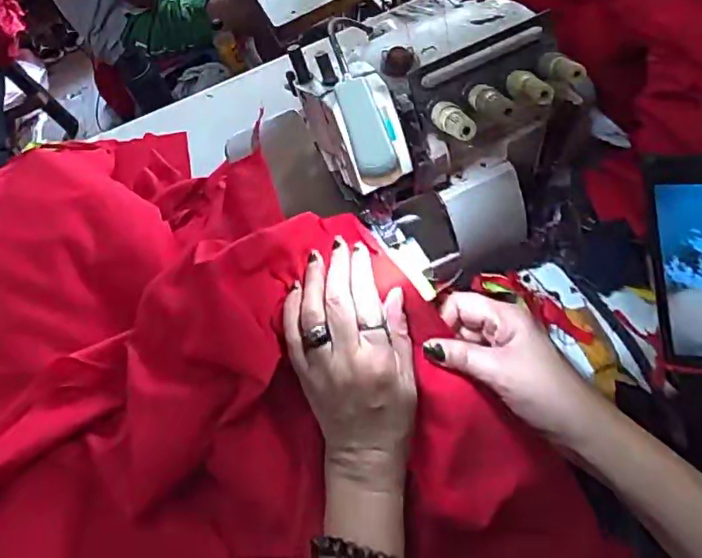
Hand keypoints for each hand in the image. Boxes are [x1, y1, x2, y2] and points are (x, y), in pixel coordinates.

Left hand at [284, 237, 416, 488]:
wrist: (362, 457)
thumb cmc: (394, 418)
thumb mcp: (409, 379)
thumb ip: (399, 334)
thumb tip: (392, 293)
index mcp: (376, 360)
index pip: (367, 305)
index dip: (362, 273)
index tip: (361, 251)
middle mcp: (344, 358)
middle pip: (337, 302)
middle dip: (338, 267)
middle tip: (339, 244)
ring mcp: (318, 364)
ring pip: (311, 312)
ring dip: (314, 280)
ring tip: (317, 256)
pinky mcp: (301, 371)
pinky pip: (291, 333)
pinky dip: (291, 307)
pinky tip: (297, 287)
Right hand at [422, 292, 605, 444]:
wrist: (584, 431)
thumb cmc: (543, 393)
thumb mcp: (497, 371)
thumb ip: (460, 354)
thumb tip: (425, 345)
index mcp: (504, 313)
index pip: (458, 302)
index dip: (441, 319)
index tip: (428, 343)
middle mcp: (502, 323)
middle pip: (460, 319)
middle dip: (444, 337)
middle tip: (429, 360)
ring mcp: (504, 345)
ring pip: (466, 339)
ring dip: (453, 355)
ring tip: (439, 372)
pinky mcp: (505, 365)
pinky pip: (475, 357)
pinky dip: (464, 367)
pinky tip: (454, 378)